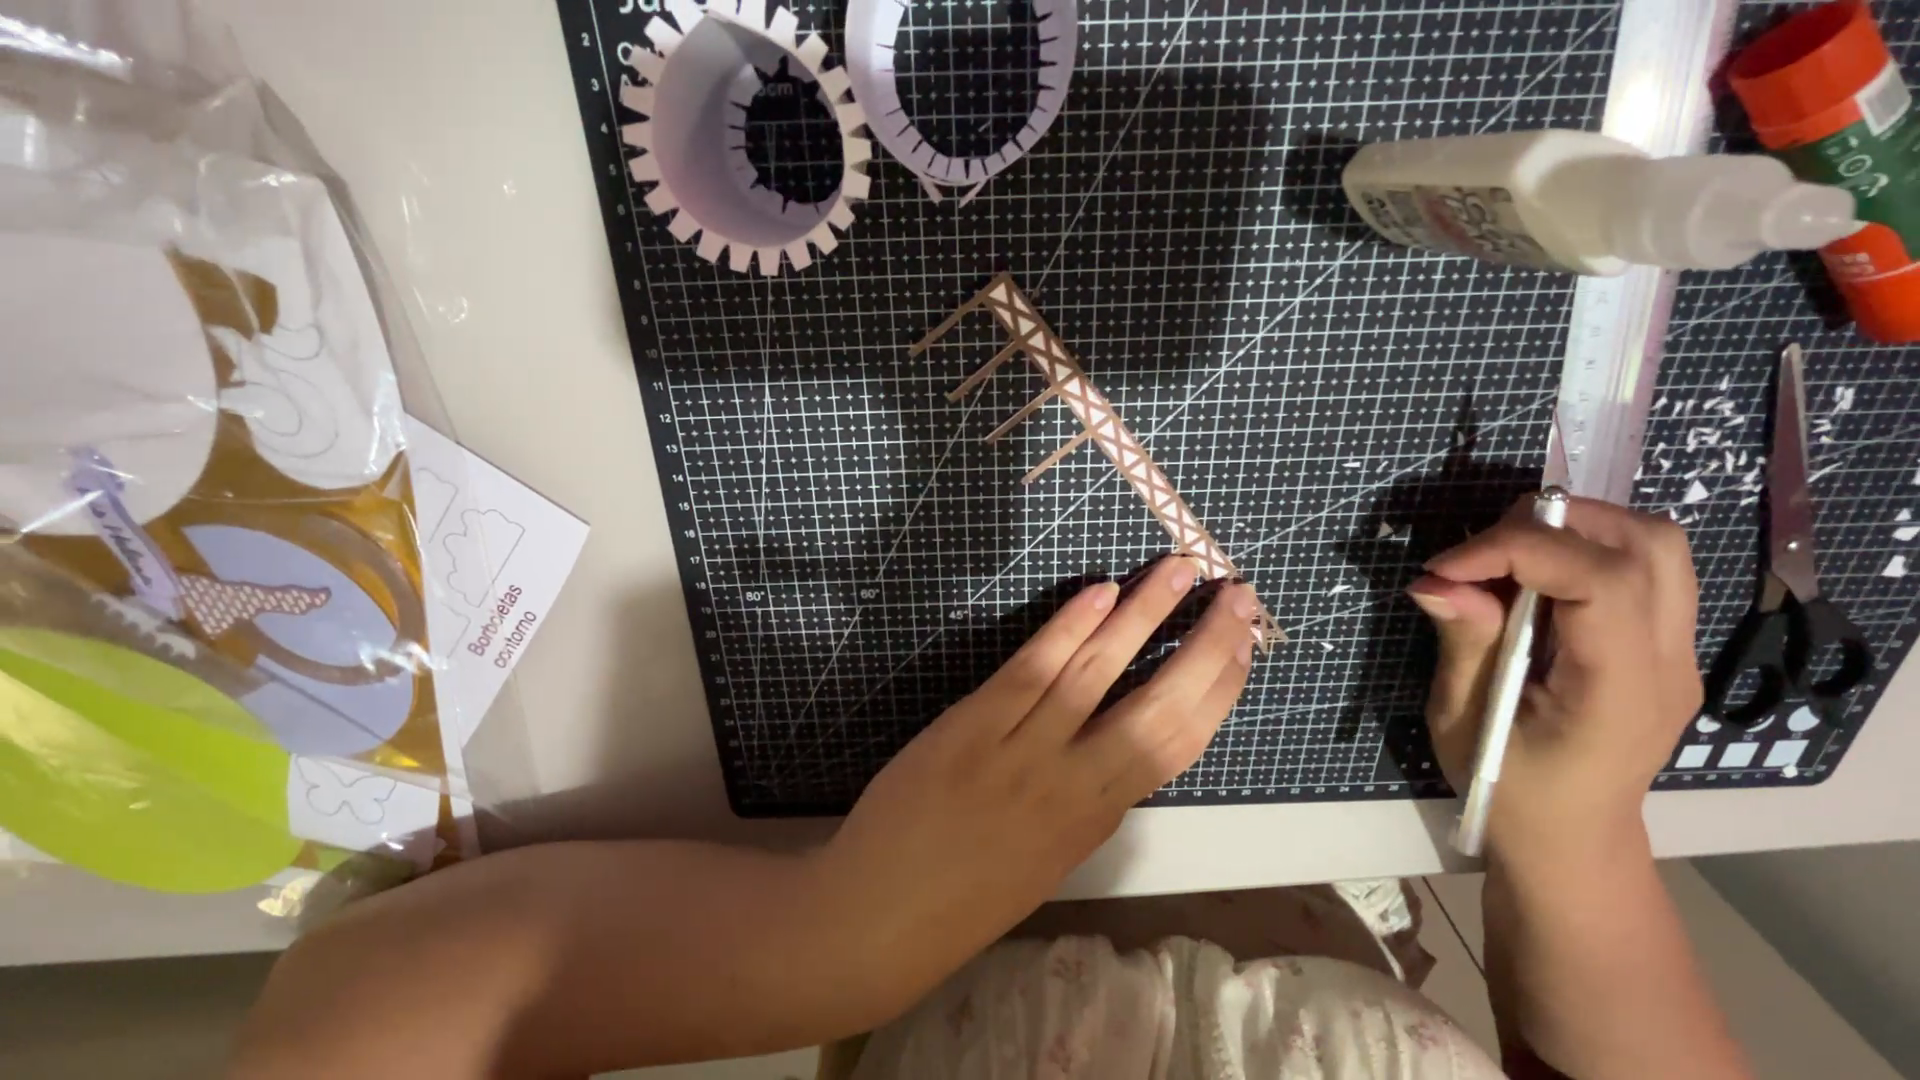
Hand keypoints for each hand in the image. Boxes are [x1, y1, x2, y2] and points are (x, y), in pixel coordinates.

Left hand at [817, 558, 1258, 1015]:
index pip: (1178, 745)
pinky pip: (1032, 670)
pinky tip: (1100, 592)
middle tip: (1238, 595)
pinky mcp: (971, 726)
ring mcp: (1022, 752)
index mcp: (1097, 820)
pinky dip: (1069, 627)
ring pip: (1098, 673)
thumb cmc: (964, 895)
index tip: (1243, 645)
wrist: (882, 916)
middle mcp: (1074, 782)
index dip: (1219, 689)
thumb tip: (1116, 751)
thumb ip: (1085, 804)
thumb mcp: (1047, 859)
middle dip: (1205, 645)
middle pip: (1158, 704)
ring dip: (1144, 615)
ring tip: (1178, 570)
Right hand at [1408, 497, 1701, 868]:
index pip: (1600, 578)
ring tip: (1507, 556)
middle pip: (1646, 543)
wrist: (1571, 840)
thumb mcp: (1464, 724)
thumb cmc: (1509, 792)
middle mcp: (1670, 659)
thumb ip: (1464, 643)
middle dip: (1553, 524)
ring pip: (1655, 544)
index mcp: (1621, 688)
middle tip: (1481, 553)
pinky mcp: (1665, 644)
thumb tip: (1435, 580)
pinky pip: (1644, 567)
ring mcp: (1679, 650)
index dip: (1516, 549)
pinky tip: (1535, 579)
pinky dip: (1586, 548)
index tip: (1445, 567)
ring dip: (1575, 528)